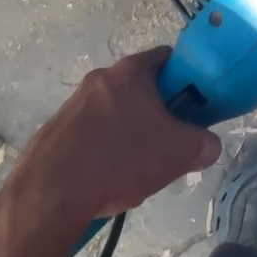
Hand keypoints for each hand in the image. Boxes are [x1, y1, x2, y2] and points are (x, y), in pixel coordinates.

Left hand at [11, 47, 221, 220]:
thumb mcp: (179, 153)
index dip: (186, 78)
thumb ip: (204, 144)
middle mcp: (99, 78)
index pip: (168, 58)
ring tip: (133, 168)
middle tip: (167, 141)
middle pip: (139, 88)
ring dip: (126, 133)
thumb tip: (208, 146)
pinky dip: (99, 152)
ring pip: (112, 113)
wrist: (48, 198)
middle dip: (155, 112)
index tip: (192, 104)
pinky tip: (103, 181)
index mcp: (131, 71)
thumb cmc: (120, 159)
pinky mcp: (51, 134)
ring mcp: (70, 106)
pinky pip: (87, 136)